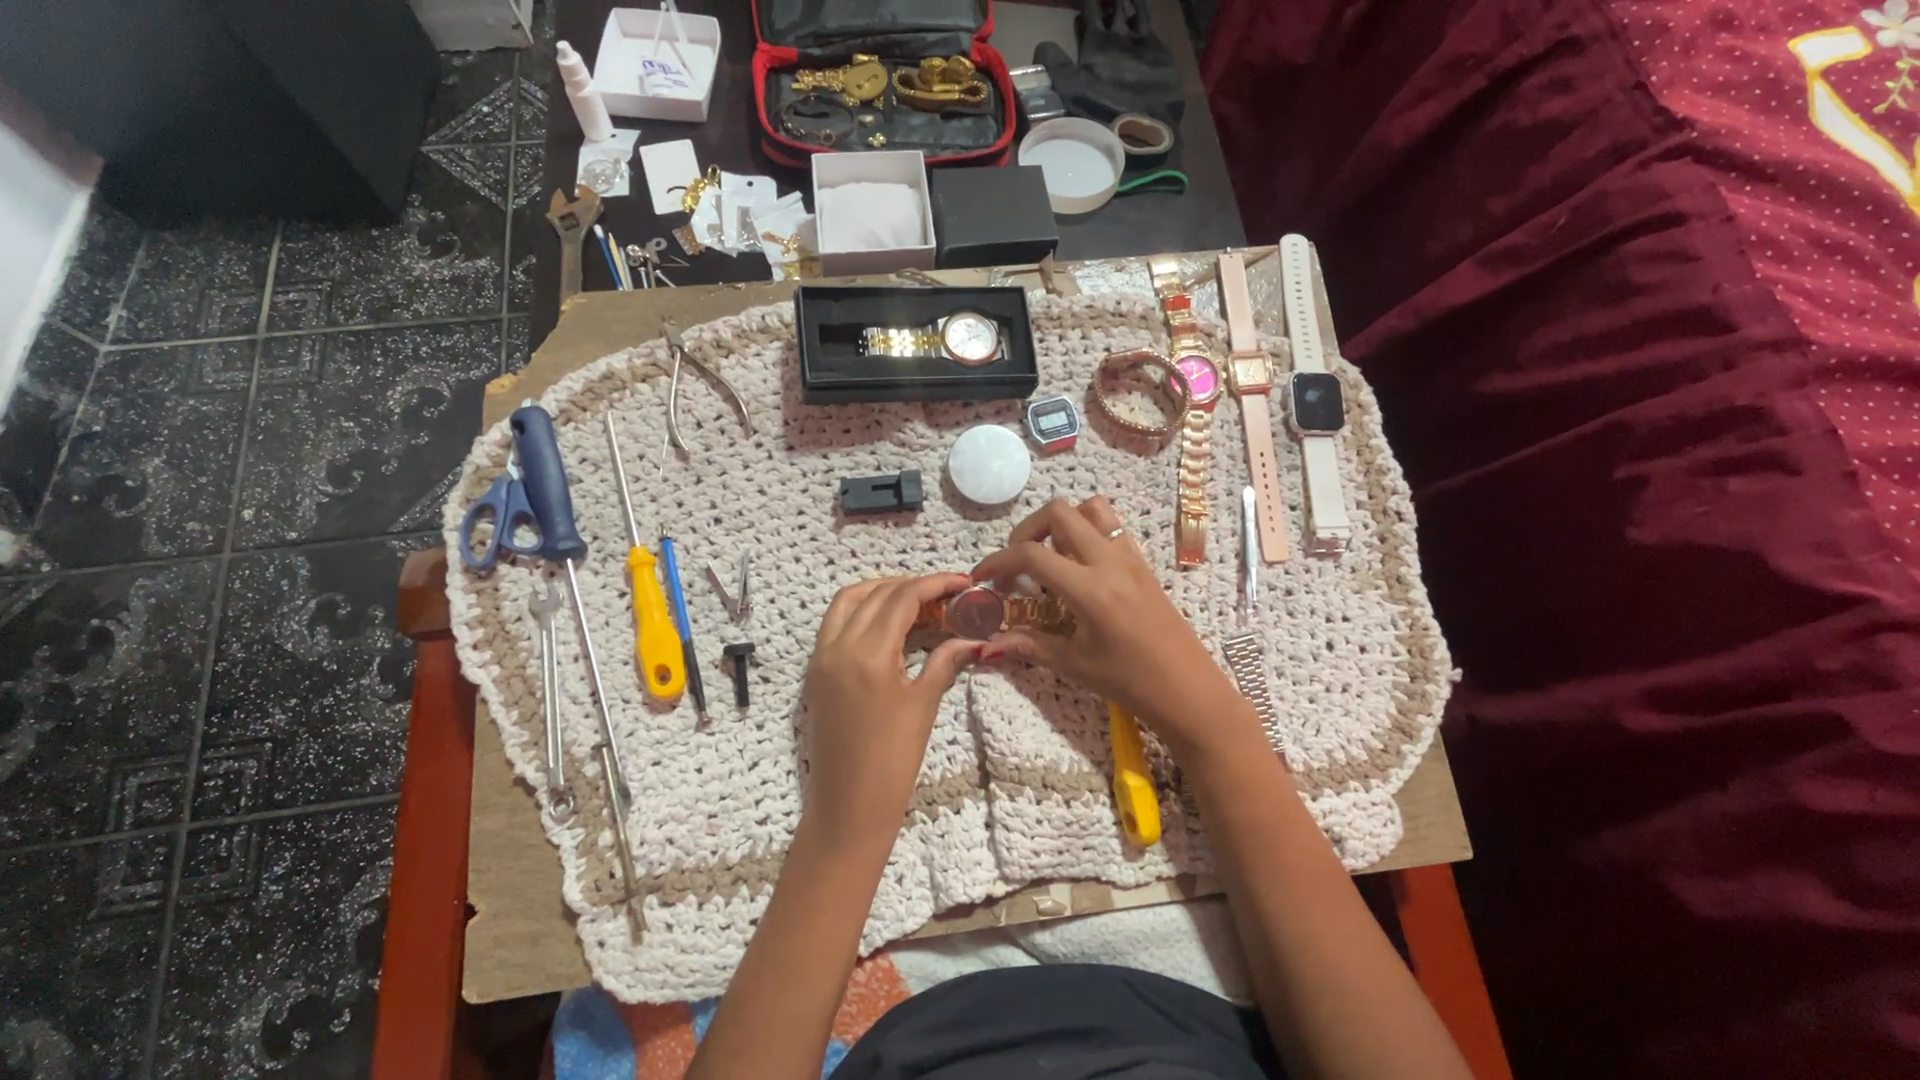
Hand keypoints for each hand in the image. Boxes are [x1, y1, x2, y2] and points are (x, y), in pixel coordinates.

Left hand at [801, 573, 979, 847]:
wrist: (848, 807)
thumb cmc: (891, 761)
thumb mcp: (924, 705)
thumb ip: (945, 661)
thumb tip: (974, 637)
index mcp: (867, 653)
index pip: (902, 598)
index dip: (935, 583)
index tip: (964, 583)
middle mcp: (837, 646)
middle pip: (876, 594)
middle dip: (912, 586)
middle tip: (945, 594)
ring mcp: (820, 658)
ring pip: (848, 602)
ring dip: (881, 592)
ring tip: (915, 601)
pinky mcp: (815, 671)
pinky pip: (835, 623)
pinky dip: (861, 611)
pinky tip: (888, 624)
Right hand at [971, 497, 1251, 756]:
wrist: (1188, 690)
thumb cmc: (1131, 682)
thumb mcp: (1075, 665)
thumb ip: (1030, 645)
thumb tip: (989, 643)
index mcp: (1090, 589)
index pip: (1032, 554)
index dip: (998, 561)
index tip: (983, 577)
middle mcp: (1110, 562)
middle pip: (1060, 512)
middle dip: (1028, 529)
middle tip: (1017, 562)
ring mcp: (1130, 558)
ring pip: (1092, 509)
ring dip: (1063, 522)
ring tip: (1050, 554)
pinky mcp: (1143, 563)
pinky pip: (1112, 527)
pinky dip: (1088, 531)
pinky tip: (1079, 565)